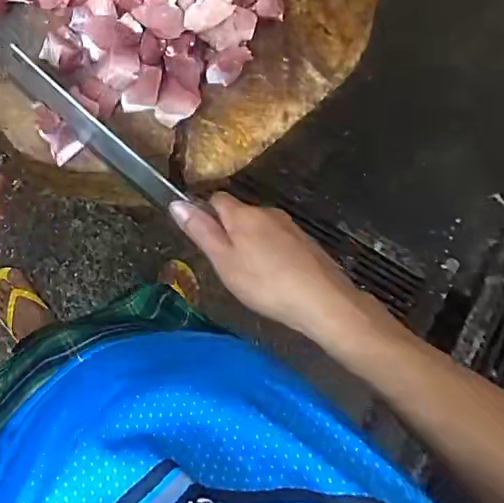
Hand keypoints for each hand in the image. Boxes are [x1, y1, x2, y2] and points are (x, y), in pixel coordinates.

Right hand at [170, 194, 380, 338]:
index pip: (216, 198)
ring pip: (260, 228)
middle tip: (226, 263)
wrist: (327, 304)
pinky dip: (272, 254)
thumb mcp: (223, 261)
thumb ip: (200, 230)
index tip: (204, 239)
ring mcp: (291, 227)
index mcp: (242, 214)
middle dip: (230, 231)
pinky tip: (275, 278)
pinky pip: (280, 241)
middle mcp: (267, 212)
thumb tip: (176, 203)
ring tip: (251, 275)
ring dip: (252, 243)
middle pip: (239, 214)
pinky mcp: (308, 244)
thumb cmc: (265, 284)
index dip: (206, 214)